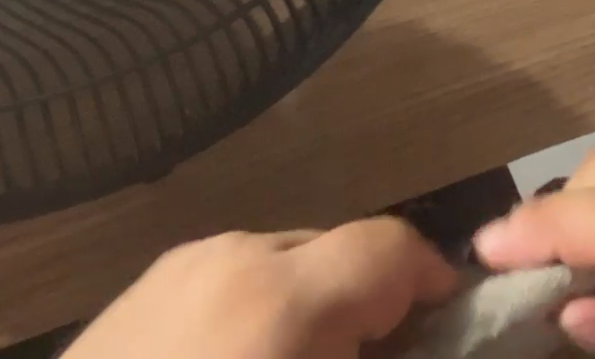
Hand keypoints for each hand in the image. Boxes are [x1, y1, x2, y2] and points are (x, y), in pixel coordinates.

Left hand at [62, 218, 457, 358]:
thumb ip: (367, 356)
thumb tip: (411, 343)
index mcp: (277, 293)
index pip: (387, 247)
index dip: (436, 284)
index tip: (453, 334)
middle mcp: (228, 254)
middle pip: (333, 253)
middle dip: (369, 309)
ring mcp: (176, 266)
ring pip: (279, 266)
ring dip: (311, 314)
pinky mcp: (141, 288)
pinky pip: (227, 282)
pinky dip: (257, 317)